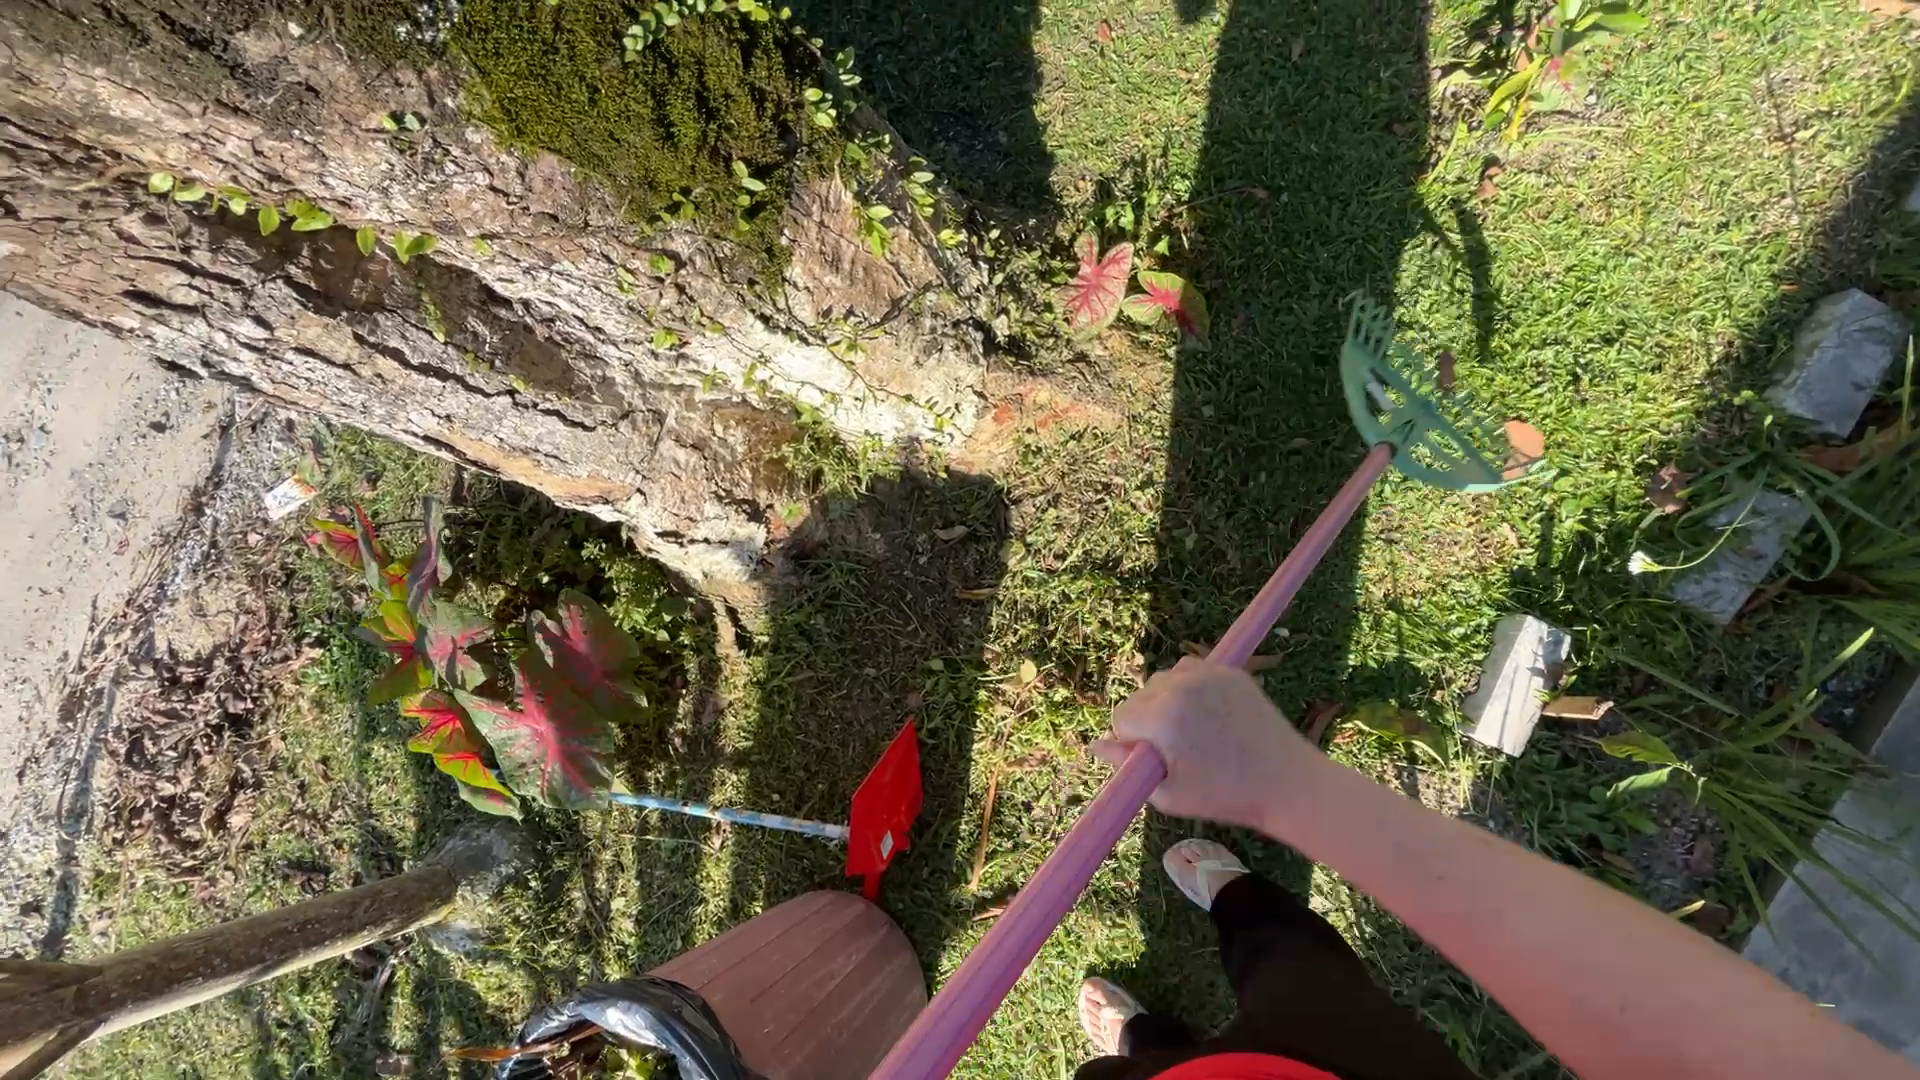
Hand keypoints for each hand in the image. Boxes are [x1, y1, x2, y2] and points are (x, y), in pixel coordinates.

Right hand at [1091, 659, 1320, 830]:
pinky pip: (1190, 671)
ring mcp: (1208, 673)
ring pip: (1162, 681)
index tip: (1158, 760)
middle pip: (1140, 696)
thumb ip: (1126, 765)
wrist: (1289, 783)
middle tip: (1180, 750)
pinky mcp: (1229, 671)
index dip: (1133, 742)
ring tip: (1194, 732)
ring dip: (1166, 702)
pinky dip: (1189, 689)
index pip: (1121, 717)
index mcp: (1164, 717)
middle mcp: (1181, 686)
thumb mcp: (1167, 793)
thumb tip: (1094, 745)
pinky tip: (1208, 715)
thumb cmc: (1225, 796)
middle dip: (1148, 720)